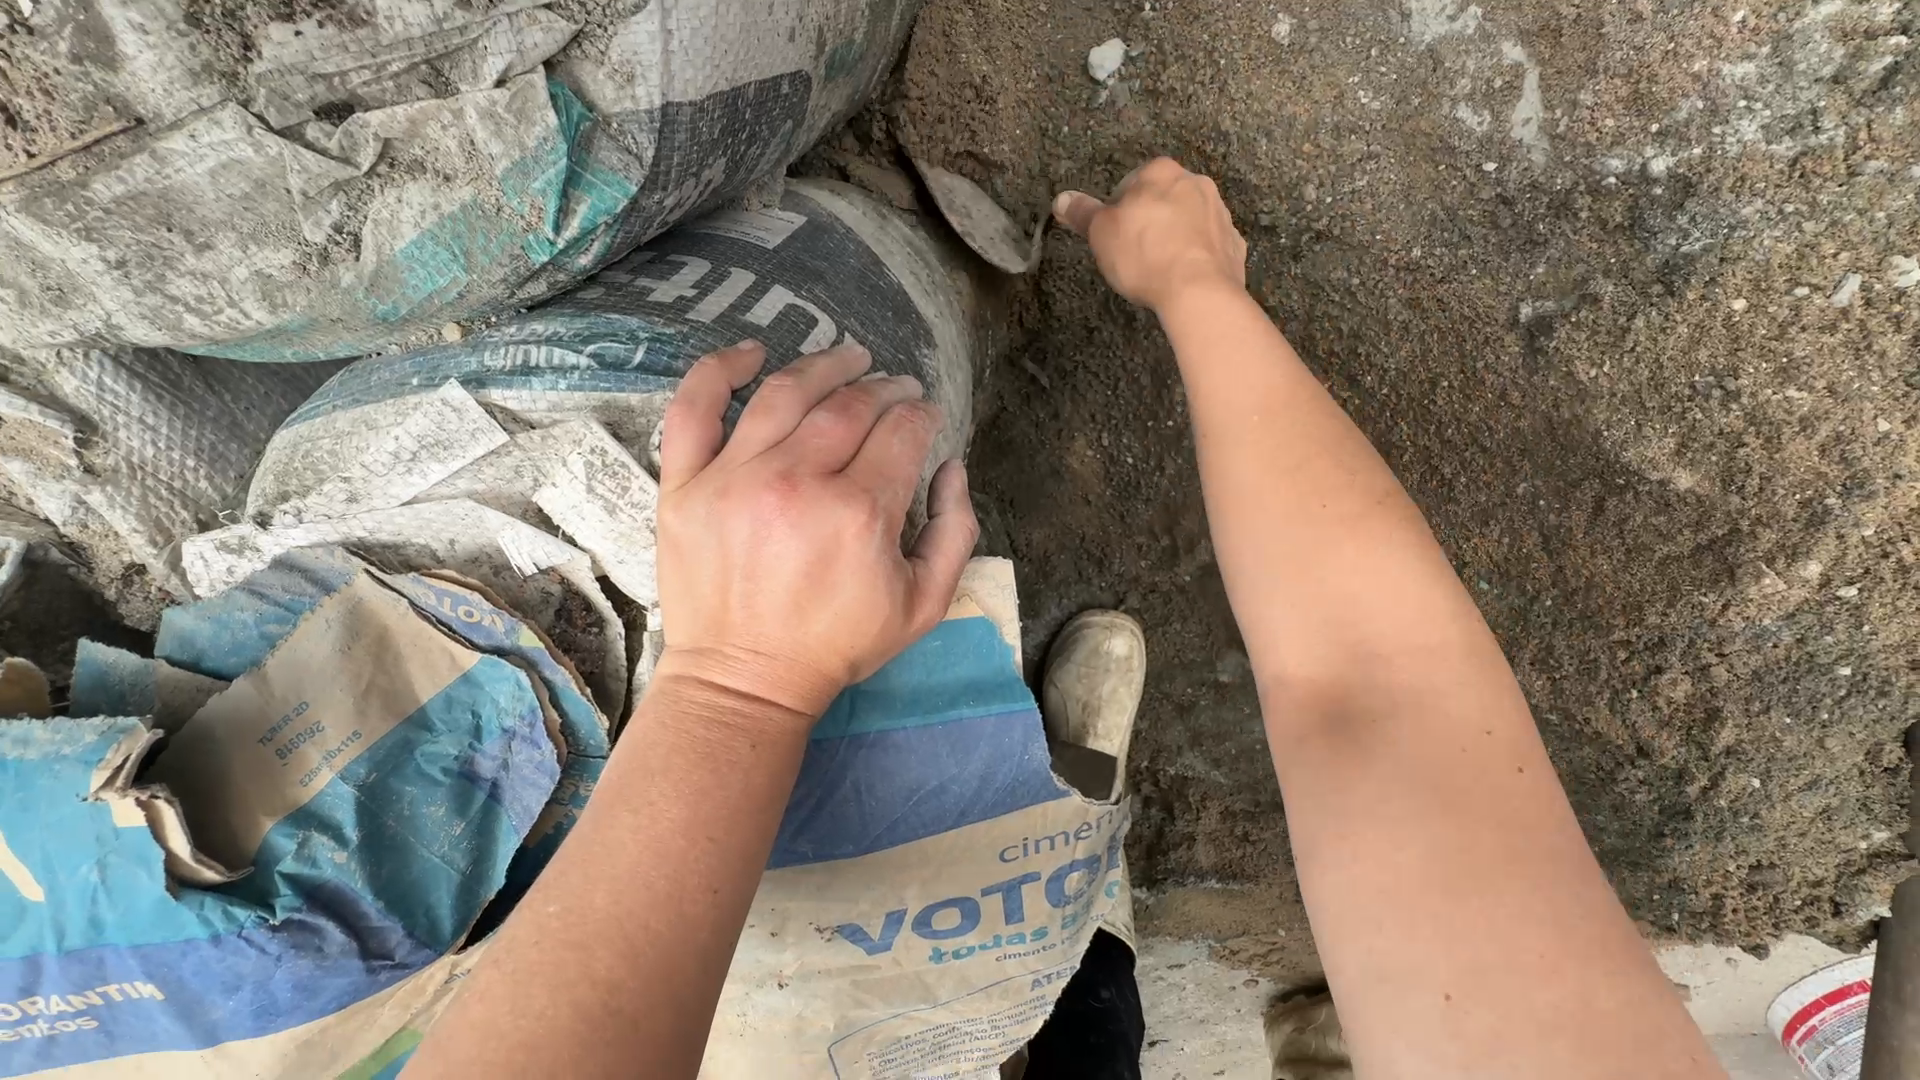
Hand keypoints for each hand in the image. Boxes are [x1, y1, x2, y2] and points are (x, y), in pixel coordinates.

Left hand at [652, 339, 978, 721]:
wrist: (744, 680)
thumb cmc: (838, 644)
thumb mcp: (924, 604)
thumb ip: (955, 532)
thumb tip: (952, 467)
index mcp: (860, 513)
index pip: (902, 432)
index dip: (922, 414)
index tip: (926, 415)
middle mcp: (798, 482)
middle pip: (851, 406)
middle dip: (885, 387)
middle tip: (897, 386)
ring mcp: (734, 478)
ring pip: (786, 393)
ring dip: (825, 364)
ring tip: (849, 356)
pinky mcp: (685, 485)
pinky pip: (696, 409)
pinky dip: (720, 369)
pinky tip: (752, 352)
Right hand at [1052, 157, 1247, 312]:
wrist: (1197, 289)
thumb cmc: (1144, 254)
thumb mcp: (1101, 233)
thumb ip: (1082, 213)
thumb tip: (1062, 199)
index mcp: (1160, 172)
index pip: (1130, 182)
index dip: (1117, 210)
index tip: (1113, 235)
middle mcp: (1195, 182)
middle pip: (1163, 199)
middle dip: (1149, 221)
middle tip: (1133, 253)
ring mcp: (1219, 213)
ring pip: (1188, 221)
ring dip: (1174, 237)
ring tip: (1158, 268)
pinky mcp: (1233, 243)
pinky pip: (1208, 246)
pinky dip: (1196, 257)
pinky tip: (1182, 277)